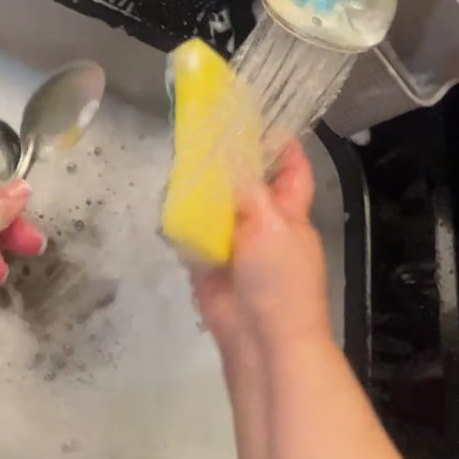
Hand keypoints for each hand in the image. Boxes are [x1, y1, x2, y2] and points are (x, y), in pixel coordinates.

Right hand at [190, 140, 331, 365]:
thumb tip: (231, 163)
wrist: (261, 338)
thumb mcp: (271, 225)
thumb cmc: (280, 279)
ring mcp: (233, 242)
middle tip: (202, 131)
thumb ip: (249, 191)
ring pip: (215, 204)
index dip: (281, 145)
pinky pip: (191, 231)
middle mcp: (262, 221)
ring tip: (179, 156)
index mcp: (289, 211)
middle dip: (227, 161)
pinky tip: (167, 196)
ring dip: (199, 187)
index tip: (260, 120)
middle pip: (246, 183)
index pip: (291, 170)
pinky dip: (180, 218)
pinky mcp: (207, 260)